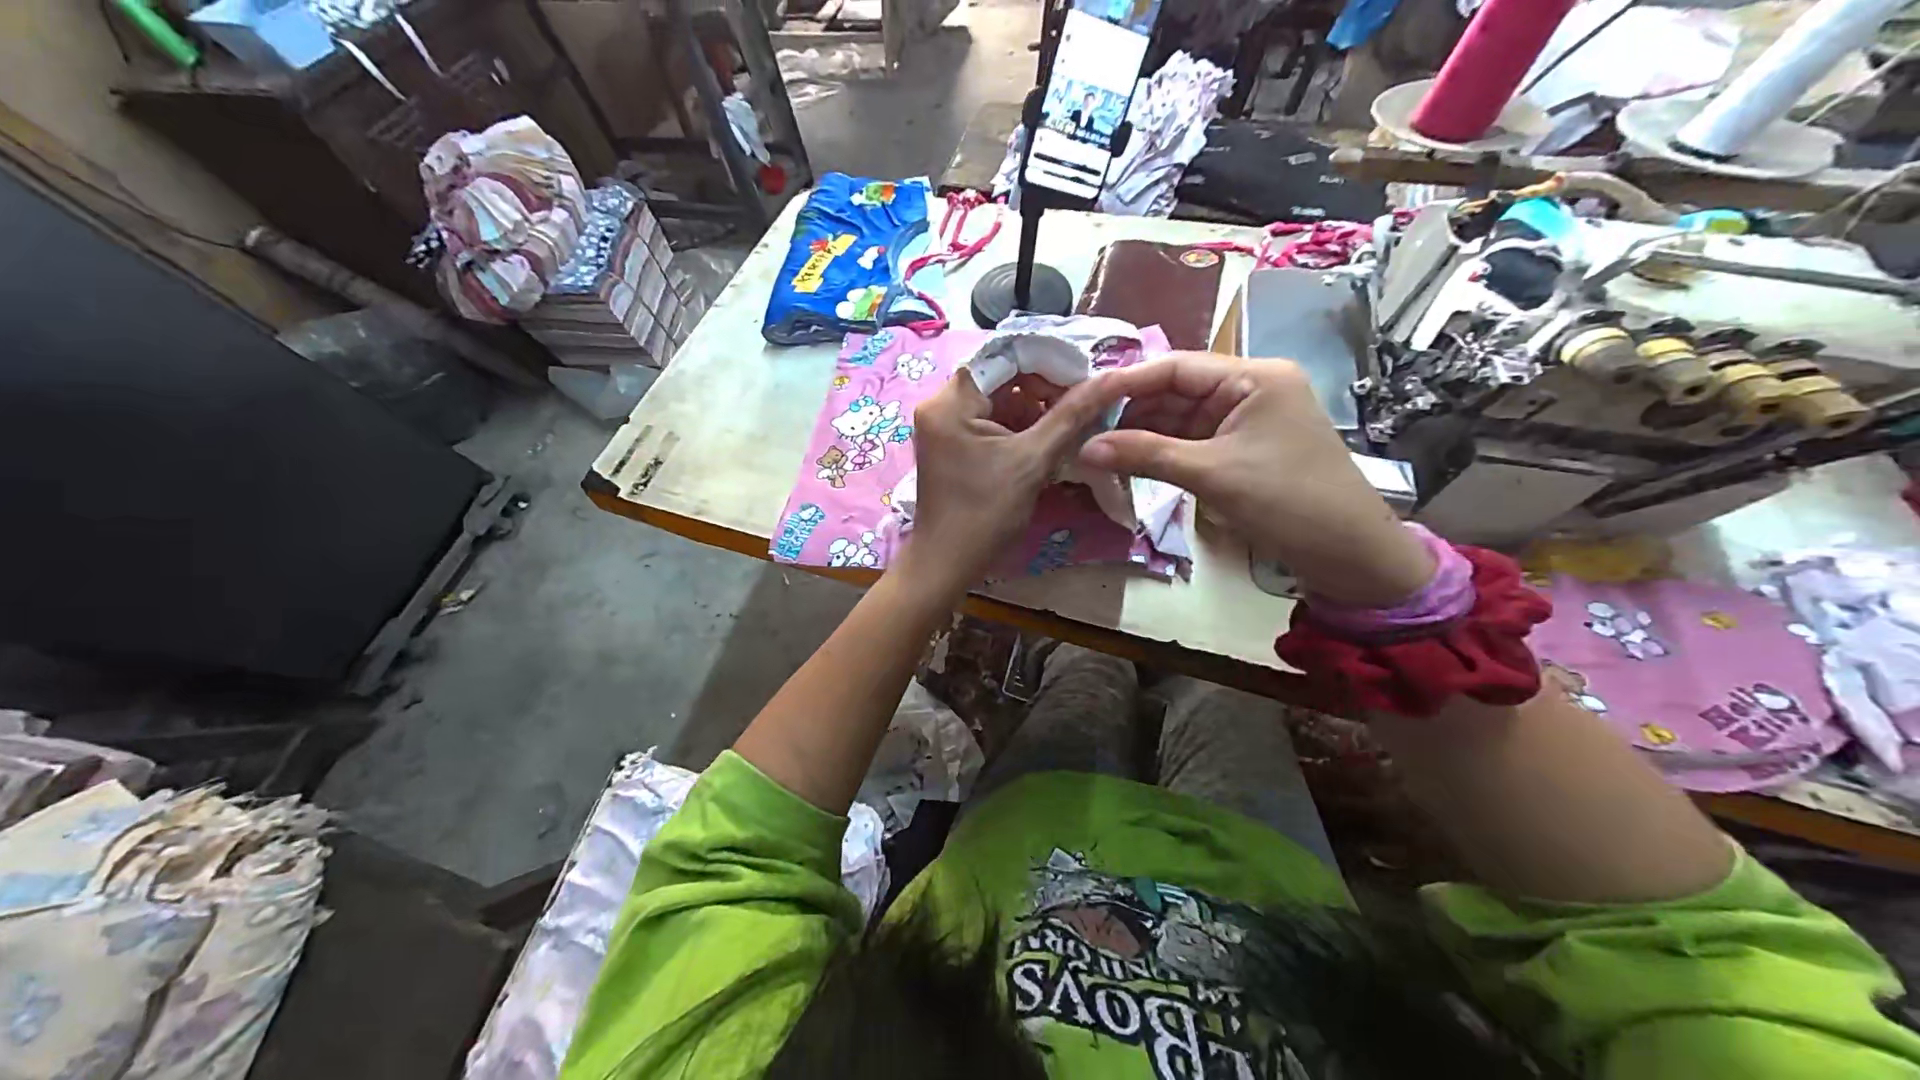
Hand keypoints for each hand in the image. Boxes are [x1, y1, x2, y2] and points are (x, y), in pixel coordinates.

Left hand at [899, 371, 1118, 595]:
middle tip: (1081, 407)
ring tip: (1068, 428)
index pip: (1007, 356)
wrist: (946, 564)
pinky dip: (1020, 426)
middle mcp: (941, 404)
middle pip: (1003, 375)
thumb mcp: (1033, 461)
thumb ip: (1072, 415)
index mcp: (951, 401)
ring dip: (1036, 408)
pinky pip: (991, 419)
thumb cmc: (985, 514)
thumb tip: (1113, 378)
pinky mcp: (953, 442)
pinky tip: (1046, 442)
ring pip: (1000, 398)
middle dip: (1044, 388)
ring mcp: (945, 424)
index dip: (1050, 363)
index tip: (1085, 382)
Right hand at [1078, 353, 1432, 606]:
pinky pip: (1190, 442)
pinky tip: (1127, 461)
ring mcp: (1244, 420)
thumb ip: (1146, 455)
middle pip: (1175, 391)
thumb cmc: (1288, 501)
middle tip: (1083, 430)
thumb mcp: (1212, 474)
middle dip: (1130, 412)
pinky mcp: (1240, 449)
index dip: (1127, 382)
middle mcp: (1249, 388)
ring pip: (1179, 418)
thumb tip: (1084, 449)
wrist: (1348, 553)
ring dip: (1141, 434)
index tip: (1083, 398)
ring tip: (1096, 448)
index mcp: (1254, 376)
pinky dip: (1160, 452)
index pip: (1177, 366)